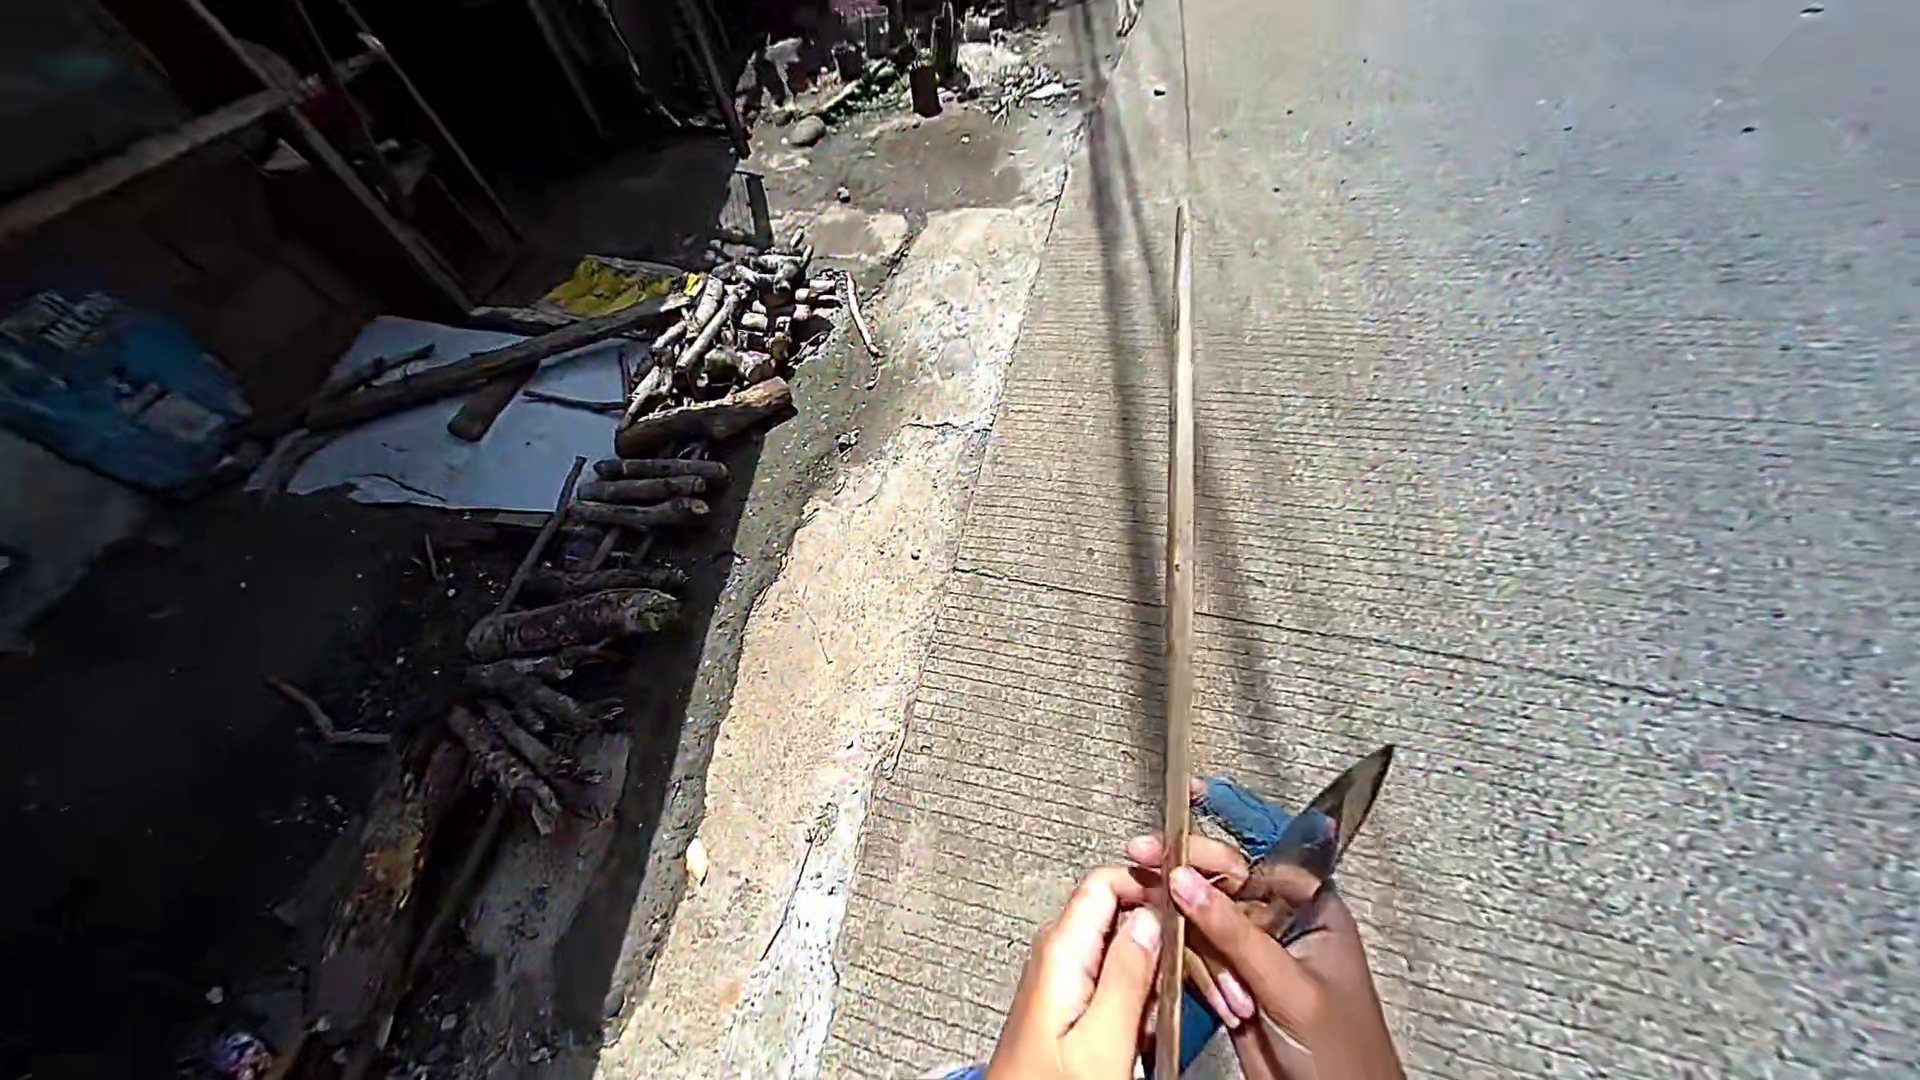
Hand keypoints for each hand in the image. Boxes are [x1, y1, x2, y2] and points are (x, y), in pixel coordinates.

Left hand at [983, 867, 1163, 1079]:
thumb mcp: (1100, 1044)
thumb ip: (1126, 974)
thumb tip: (1150, 918)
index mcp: (1061, 948)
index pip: (1104, 882)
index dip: (1145, 886)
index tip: (1183, 908)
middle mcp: (1058, 950)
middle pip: (1116, 910)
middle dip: (1156, 936)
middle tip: (1187, 972)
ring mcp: (1064, 972)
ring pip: (1119, 945)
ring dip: (1151, 971)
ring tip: (1164, 1012)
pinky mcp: (1070, 996)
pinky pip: (1113, 976)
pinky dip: (1137, 995)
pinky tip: (1144, 1028)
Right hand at [1127, 833, 1401, 1079]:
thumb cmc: (1347, 1062)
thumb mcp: (1290, 987)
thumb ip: (1234, 932)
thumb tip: (1184, 878)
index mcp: (1309, 905)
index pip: (1262, 844)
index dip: (1228, 810)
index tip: (1190, 791)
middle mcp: (1278, 915)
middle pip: (1220, 872)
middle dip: (1184, 868)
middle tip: (1144, 855)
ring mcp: (1251, 943)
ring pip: (1199, 909)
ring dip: (1191, 935)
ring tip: (1191, 953)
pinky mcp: (1228, 969)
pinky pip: (1193, 945)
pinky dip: (1190, 963)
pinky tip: (1204, 986)